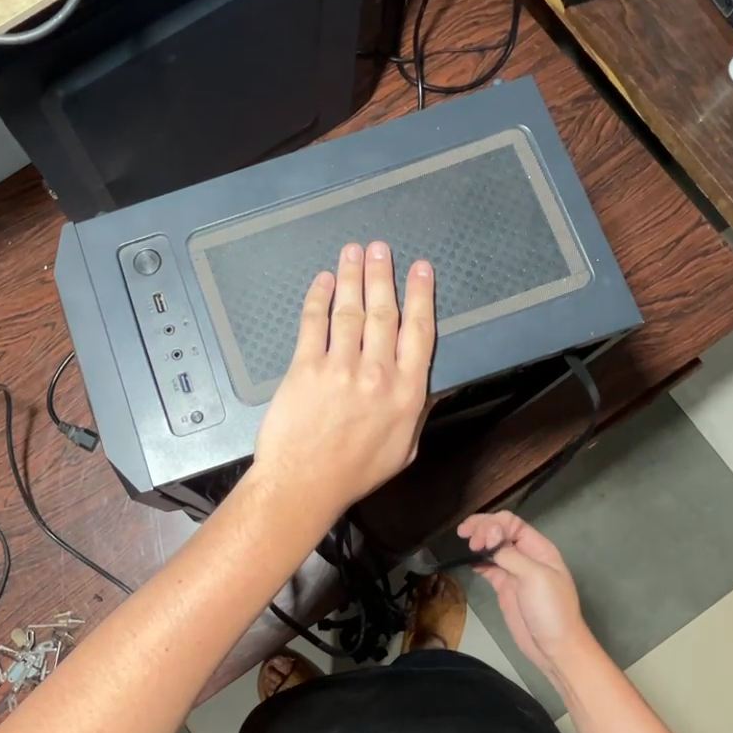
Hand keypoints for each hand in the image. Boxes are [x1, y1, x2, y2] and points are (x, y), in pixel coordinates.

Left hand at [252, 241, 434, 515]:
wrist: (305, 484)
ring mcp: (340, 368)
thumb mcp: (404, 450)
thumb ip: (418, 412)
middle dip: (383, 273)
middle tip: (381, 248)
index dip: (420, 295)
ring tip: (353, 251)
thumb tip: (428, 385)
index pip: (419, 330)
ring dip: (353, 276)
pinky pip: (314, 323)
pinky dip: (319, 298)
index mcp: (407, 392)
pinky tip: (323, 281)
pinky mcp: (306, 368)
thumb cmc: (353, 473)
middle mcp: (377, 373)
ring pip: (350, 310)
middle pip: (383, 311)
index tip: (420, 269)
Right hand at [457, 511, 592, 674]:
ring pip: (492, 547)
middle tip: (466, 538)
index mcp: (539, 548)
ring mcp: (515, 571)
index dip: (492, 525)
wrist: (555, 647)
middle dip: (482, 528)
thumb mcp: (535, 577)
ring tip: (465, 546)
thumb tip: (488, 543)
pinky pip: (488, 566)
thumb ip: (511, 555)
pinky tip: (469, 561)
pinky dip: (477, 561)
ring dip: (478, 542)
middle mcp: (526, 556)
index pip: (511, 523)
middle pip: (500, 531)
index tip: (478, 539)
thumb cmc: (551, 610)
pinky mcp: (505, 587)